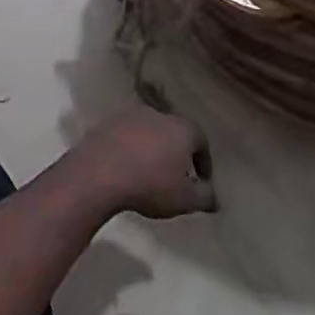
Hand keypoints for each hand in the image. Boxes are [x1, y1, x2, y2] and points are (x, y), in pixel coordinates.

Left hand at [67, 106, 214, 218]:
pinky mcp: (107, 122)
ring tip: (150, 174)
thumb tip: (214, 198)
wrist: (99, 172)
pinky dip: (131, 149)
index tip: (201, 182)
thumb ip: (205, 197)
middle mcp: (157, 114)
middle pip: (174, 133)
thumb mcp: (185, 199)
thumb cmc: (150, 185)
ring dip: (153, 149)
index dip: (204, 163)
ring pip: (149, 132)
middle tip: (176, 177)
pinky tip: (127, 168)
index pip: (201, 141)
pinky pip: (126, 135)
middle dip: (178, 154)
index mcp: (181, 128)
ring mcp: (130, 115)